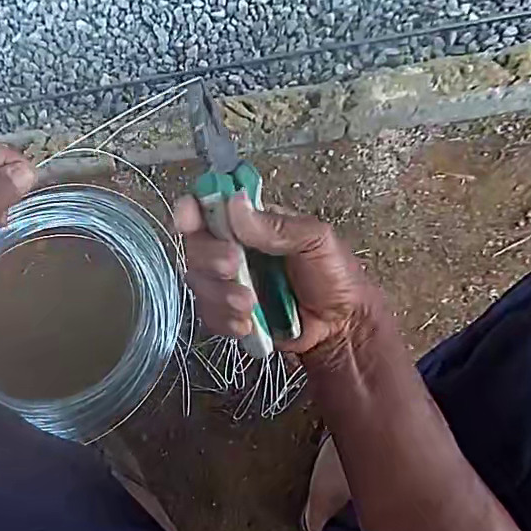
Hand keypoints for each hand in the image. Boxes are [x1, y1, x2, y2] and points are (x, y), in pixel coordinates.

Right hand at [172, 192, 386, 368]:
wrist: (342, 327)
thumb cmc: (335, 277)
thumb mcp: (315, 240)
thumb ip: (275, 226)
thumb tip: (235, 203)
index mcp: (253, 224)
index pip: (210, 208)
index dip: (192, 211)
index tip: (189, 220)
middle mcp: (235, 249)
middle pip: (196, 246)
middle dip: (210, 257)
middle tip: (234, 266)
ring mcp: (230, 283)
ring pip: (199, 282)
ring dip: (220, 293)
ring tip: (251, 303)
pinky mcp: (230, 314)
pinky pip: (209, 315)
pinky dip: (225, 320)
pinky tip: (248, 323)